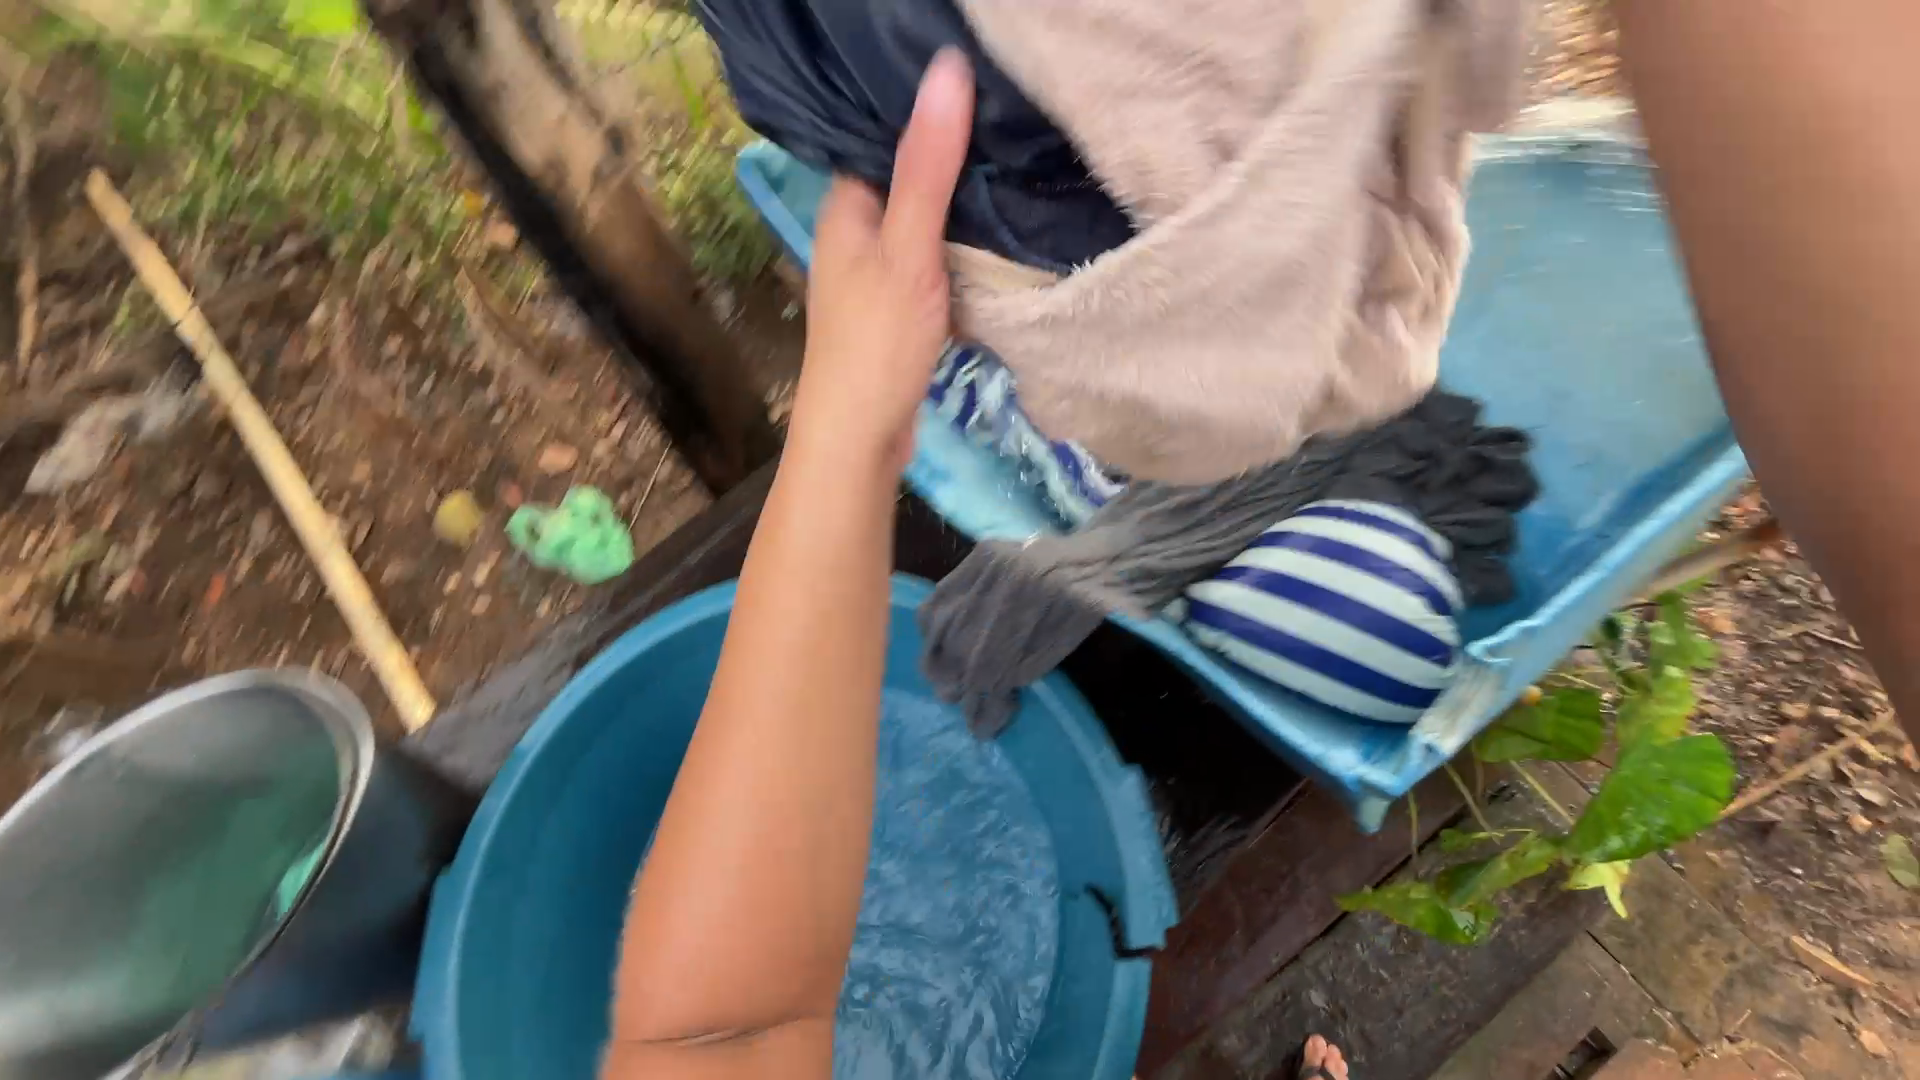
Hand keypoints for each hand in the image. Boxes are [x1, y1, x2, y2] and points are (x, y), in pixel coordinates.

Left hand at [789, 49, 974, 473]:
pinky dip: (960, 260)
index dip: (927, 117)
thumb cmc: (877, 342)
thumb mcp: (907, 249)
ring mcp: (876, 278)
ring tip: (1016, 181)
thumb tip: (947, 72)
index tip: (984, 97)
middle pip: (908, 184)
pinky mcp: (898, 313)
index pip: (882, 139)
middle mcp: (854, 237)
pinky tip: (997, 248)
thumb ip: (927, 169)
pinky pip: (934, 269)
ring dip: (962, 216)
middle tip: (1014, 138)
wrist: (861, 437)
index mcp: (845, 209)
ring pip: (925, 230)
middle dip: (955, 166)